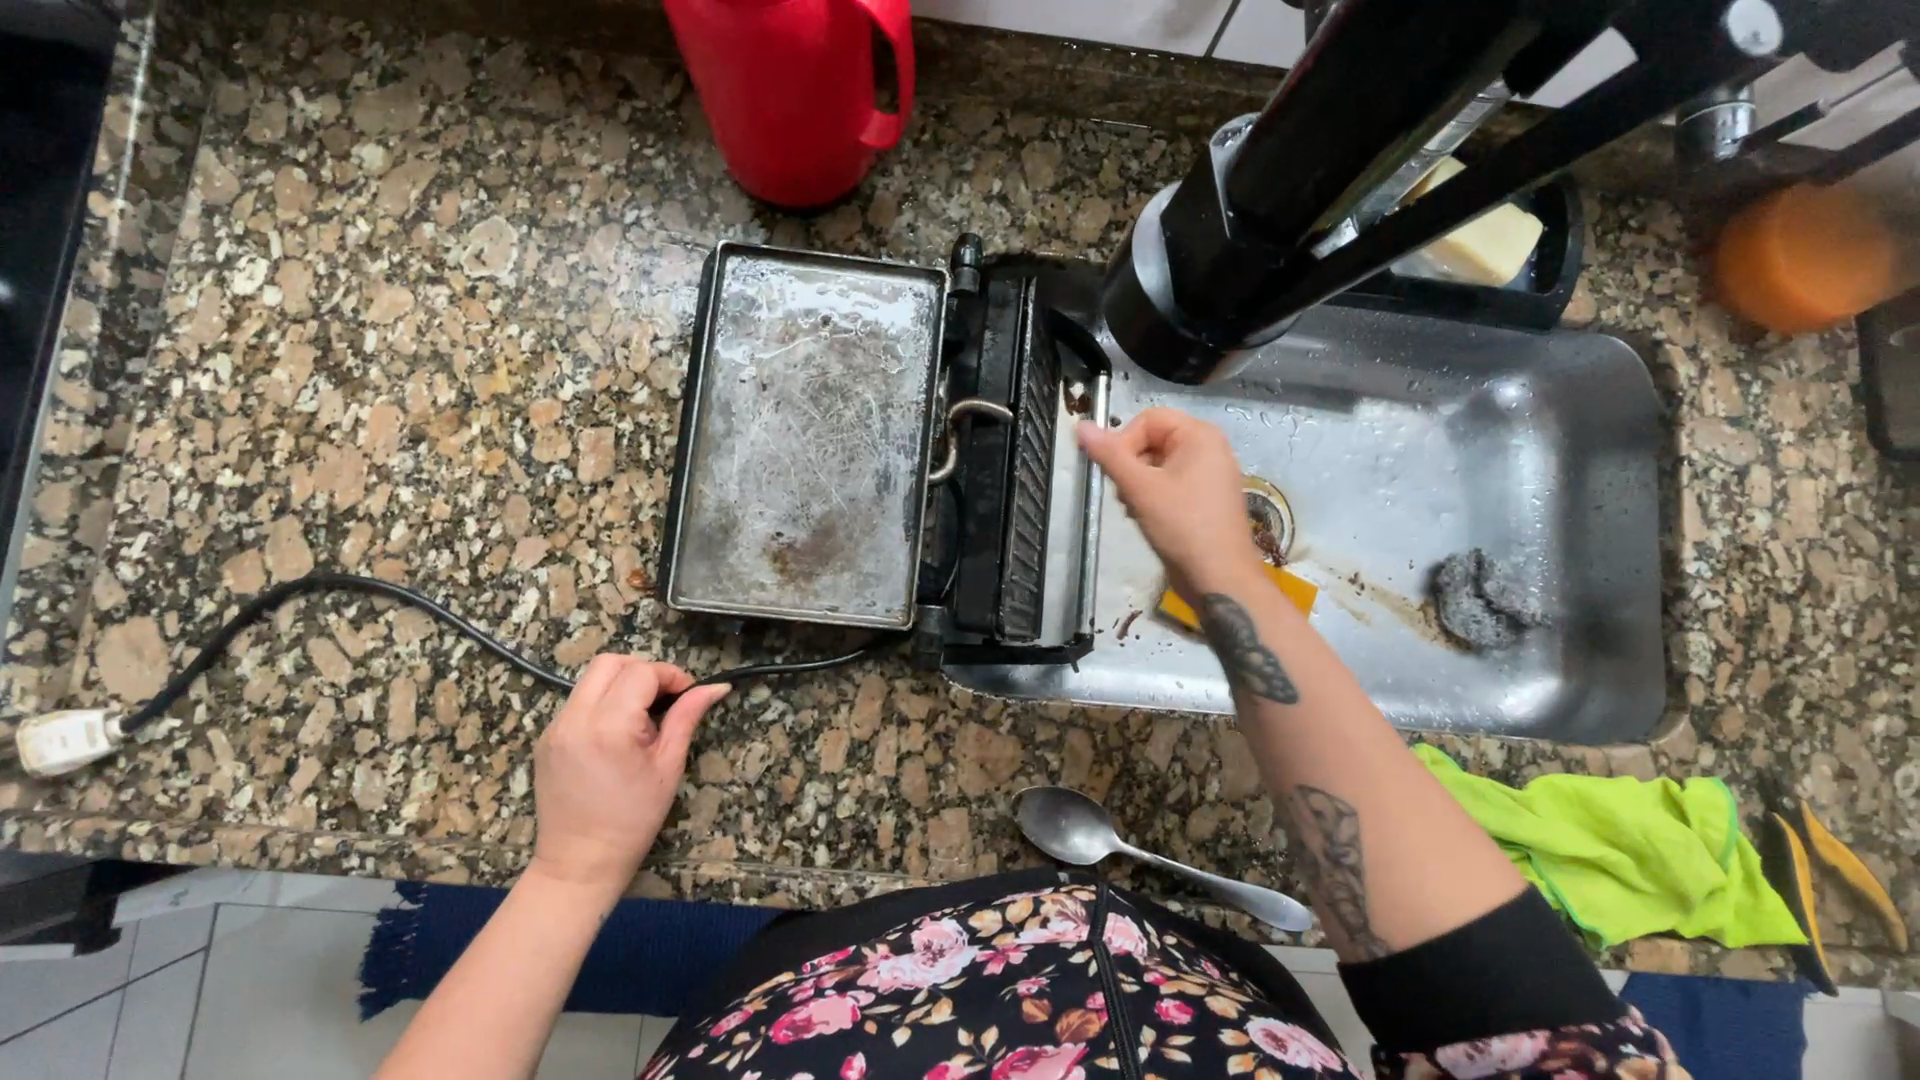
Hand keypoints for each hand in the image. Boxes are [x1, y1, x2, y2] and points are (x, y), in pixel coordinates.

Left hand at [529, 656, 729, 895]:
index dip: (671, 676)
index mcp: (609, 727)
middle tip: (664, 699)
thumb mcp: (668, 766)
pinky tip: (617, 734)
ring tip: (640, 719)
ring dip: (621, 684)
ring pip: (591, 678)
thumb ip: (687, 717)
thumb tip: (717, 686)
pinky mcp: (547, 738)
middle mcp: (575, 719)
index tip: (687, 694)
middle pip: (610, 662)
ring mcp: (555, 727)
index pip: (642, 672)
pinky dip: (603, 702)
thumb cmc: (633, 819)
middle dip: (643, 671)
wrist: (580, 861)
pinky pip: (578, 701)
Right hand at [1078, 409, 1263, 595]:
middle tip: (1123, 494)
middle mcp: (1209, 448)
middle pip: (1153, 440)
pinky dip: (1153, 496)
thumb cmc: (1182, 526)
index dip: (1124, 442)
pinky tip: (1147, 518)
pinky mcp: (1205, 498)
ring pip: (1158, 464)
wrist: (1219, 577)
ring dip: (1138, 483)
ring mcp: (1209, 474)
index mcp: (1200, 436)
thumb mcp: (1140, 489)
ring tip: (1135, 509)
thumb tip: (1081, 426)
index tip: (1114, 472)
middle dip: (1131, 465)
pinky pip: (1171, 483)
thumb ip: (1110, 455)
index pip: (1148, 419)